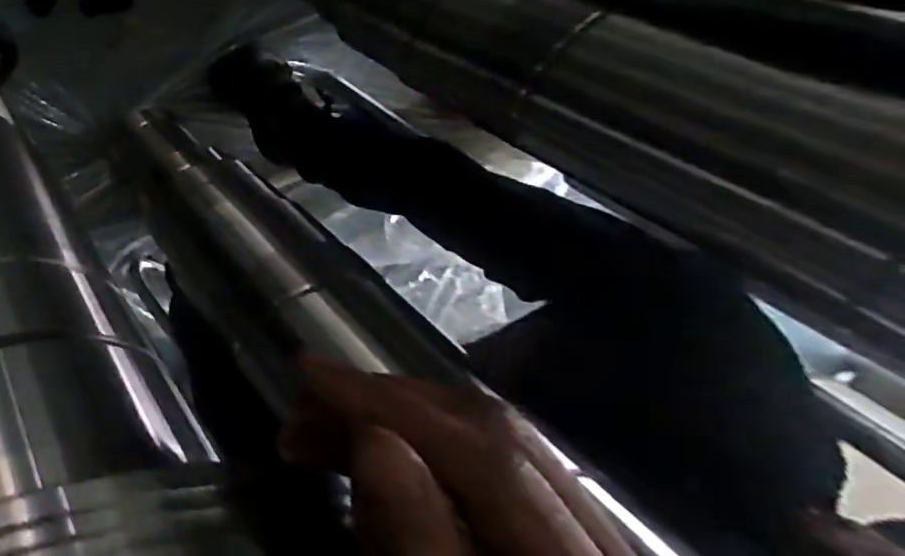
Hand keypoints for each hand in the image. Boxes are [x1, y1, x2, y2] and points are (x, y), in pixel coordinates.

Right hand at [279, 356, 633, 555]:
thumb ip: (418, 539)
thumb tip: (373, 436)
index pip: (484, 457)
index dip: (388, 402)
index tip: (305, 373)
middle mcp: (606, 545)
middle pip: (490, 431)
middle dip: (384, 401)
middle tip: (304, 409)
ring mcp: (599, 541)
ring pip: (494, 437)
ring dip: (398, 415)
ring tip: (326, 434)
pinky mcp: (574, 541)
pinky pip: (498, 463)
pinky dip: (428, 440)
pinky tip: (381, 453)